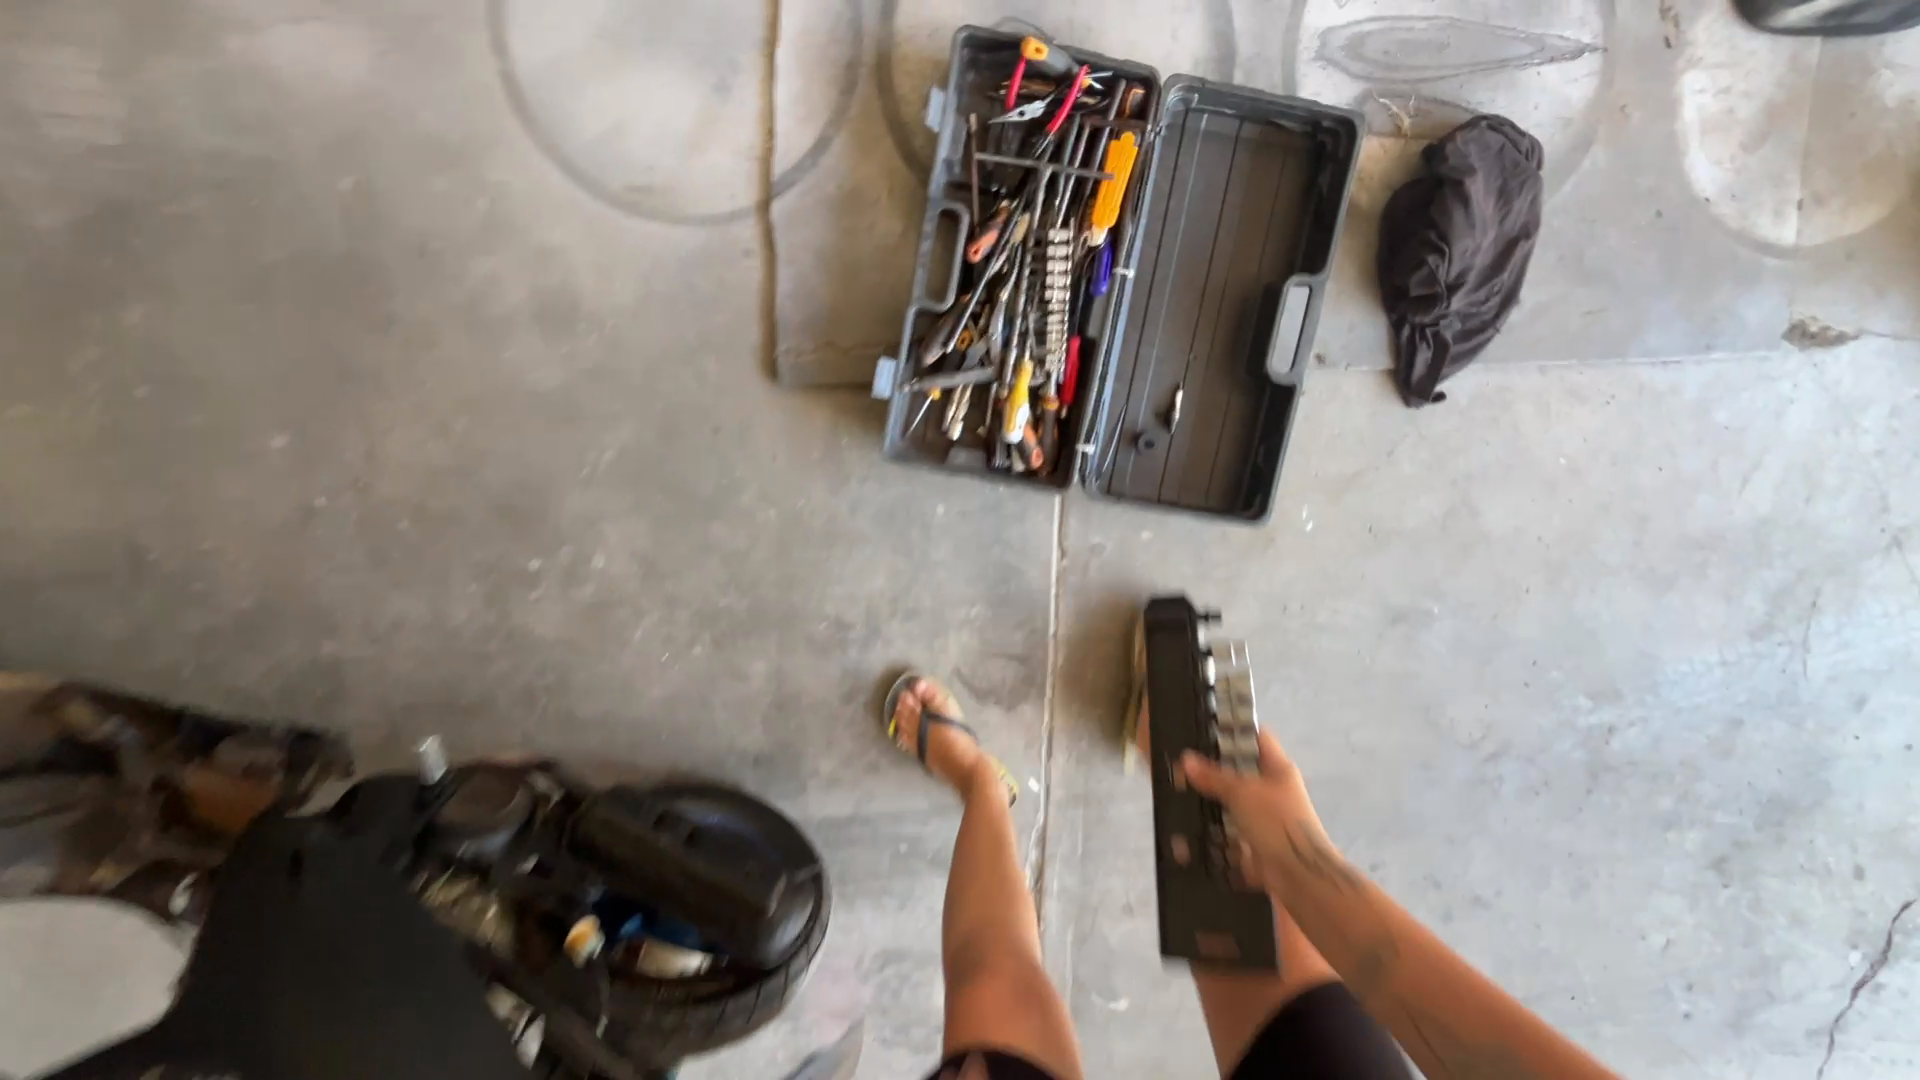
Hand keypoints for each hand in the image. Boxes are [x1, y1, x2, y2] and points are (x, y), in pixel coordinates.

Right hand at [1180, 732, 1351, 900]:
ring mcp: (1265, 816)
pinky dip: (1213, 827)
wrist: (1298, 875)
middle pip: (1240, 770)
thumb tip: (1186, 759)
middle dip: (1213, 769)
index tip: (1203, 730)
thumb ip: (1213, 776)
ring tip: (1179, 792)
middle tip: (1182, 765)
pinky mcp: (1255, 840)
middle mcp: (1273, 789)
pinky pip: (1229, 828)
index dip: (1233, 730)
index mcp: (1278, 768)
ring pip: (1232, 801)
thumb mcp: (1242, 792)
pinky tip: (1189, 824)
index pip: (1257, 737)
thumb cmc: (1275, 821)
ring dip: (1210, 800)